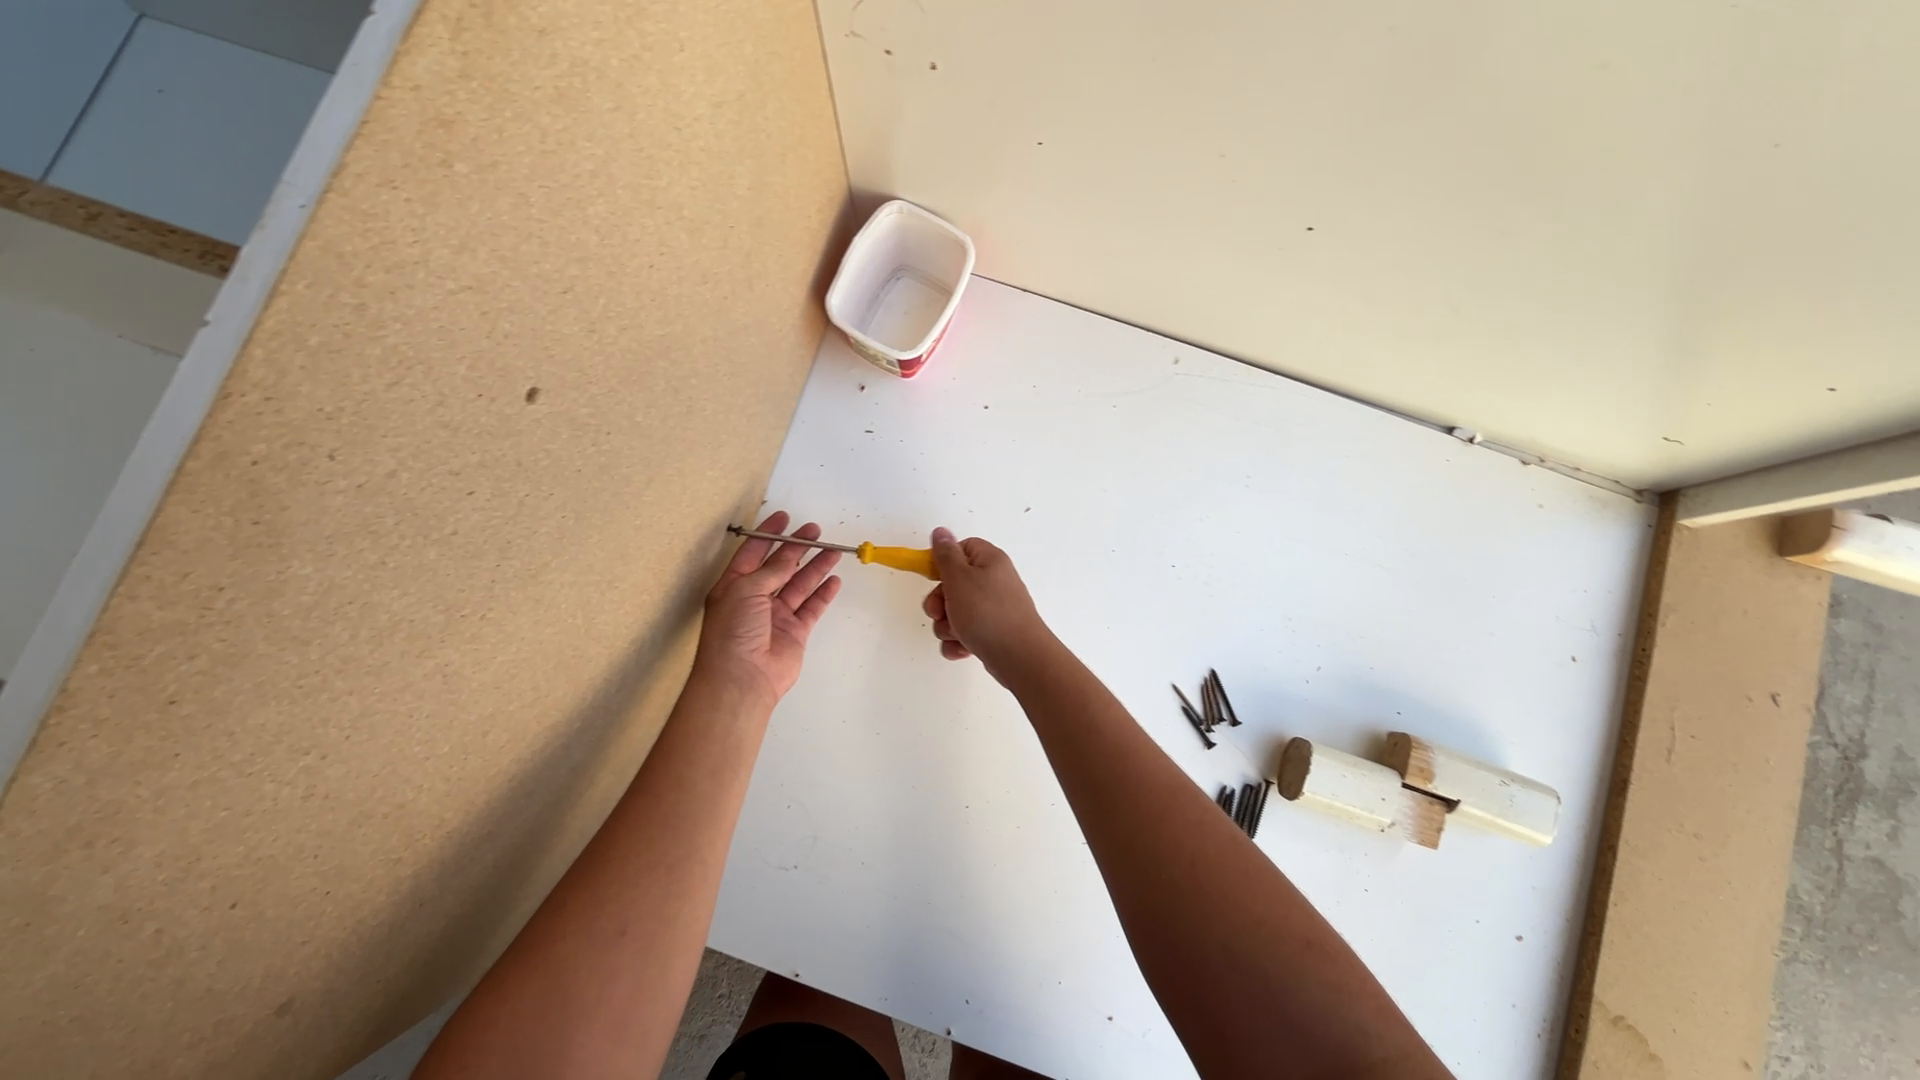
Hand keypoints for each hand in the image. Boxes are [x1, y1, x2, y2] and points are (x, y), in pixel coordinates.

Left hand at [693, 511, 842, 706]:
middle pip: (780, 566)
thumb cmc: (733, 632)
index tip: (785, 518)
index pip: (753, 553)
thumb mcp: (746, 589)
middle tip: (815, 532)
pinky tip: (834, 580)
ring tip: (832, 551)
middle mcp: (754, 599)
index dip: (768, 534)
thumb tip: (788, 555)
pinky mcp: (795, 632)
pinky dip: (823, 593)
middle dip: (798, 548)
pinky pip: (812, 607)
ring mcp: (776, 616)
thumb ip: (771, 570)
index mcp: (734, 586)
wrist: (742, 678)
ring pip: (799, 584)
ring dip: (815, 567)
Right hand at [922, 527, 1052, 677]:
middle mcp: (993, 582)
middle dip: (940, 602)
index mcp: (989, 560)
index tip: (934, 576)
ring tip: (957, 634)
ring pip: (955, 612)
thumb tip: (941, 531)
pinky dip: (959, 642)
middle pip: (953, 584)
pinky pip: (965, 633)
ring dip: (947, 626)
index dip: (944, 562)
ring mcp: (993, 609)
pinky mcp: (991, 633)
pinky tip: (963, 650)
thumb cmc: (986, 612)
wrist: (1018, 656)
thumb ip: (945, 554)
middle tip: (940, 613)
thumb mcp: (959, 578)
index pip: (962, 548)